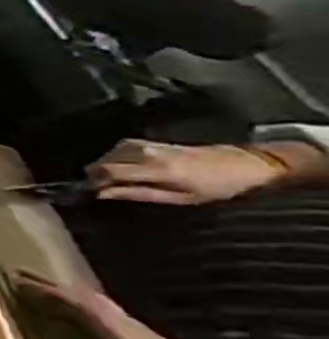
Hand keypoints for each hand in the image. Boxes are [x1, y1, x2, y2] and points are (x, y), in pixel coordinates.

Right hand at [88, 139, 283, 204]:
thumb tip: (103, 194)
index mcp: (157, 169)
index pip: (110, 171)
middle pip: (105, 161)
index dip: (95, 181)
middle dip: (96, 174)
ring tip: (109, 178)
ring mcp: (147, 144)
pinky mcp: (149, 141)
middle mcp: (147, 153)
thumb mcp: (182, 197)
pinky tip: (119, 165)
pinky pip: (120, 148)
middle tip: (100, 187)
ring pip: (109, 153)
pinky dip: (113, 157)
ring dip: (104, 165)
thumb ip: (140, 194)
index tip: (93, 191)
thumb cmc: (218, 187)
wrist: (245, 164)